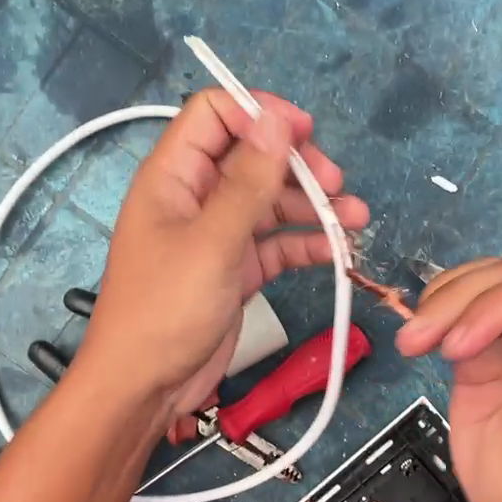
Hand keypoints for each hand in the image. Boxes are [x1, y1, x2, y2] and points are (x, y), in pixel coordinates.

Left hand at [76, 90, 369, 424]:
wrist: (145, 386)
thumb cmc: (166, 309)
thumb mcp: (211, 242)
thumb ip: (248, 182)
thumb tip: (276, 120)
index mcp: (174, 176)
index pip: (215, 116)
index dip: (259, 115)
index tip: (304, 132)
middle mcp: (195, 199)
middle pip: (251, 158)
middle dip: (296, 166)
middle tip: (336, 184)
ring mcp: (216, 237)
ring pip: (270, 204)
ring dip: (312, 207)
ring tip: (355, 219)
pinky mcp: (234, 272)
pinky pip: (274, 246)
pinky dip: (304, 246)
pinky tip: (337, 250)